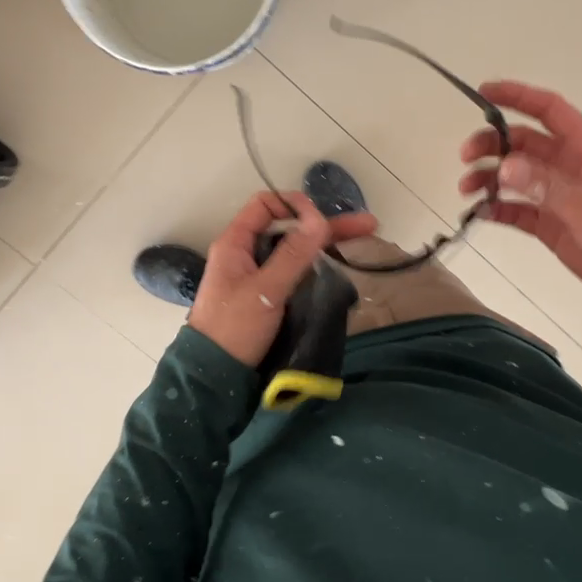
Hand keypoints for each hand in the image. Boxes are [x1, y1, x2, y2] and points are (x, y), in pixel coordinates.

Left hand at [189, 191, 378, 366]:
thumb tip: (320, 219)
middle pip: (288, 228)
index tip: (322, 220)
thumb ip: (292, 255)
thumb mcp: (265, 290)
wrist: (215, 375)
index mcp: (235, 243)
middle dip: (325, 225)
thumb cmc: (234, 328)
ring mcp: (258, 276)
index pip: (266, 205)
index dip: (295, 205)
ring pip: (295, 251)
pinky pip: (295, 272)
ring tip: (363, 243)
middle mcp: (247, 254)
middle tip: (367, 226)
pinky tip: (341, 266)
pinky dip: (317, 266)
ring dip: (325, 244)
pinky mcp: (269, 297)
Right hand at [459, 81, 581, 343]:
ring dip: (490, 179)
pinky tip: (479, 213)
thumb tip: (503, 165)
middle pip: (523, 143)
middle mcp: (569, 166)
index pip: (548, 110)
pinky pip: (518, 209)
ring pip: (516, 177)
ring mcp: (559, 196)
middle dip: (492, 145)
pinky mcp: (552, 224)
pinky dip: (498, 208)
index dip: (517, 96)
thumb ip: (544, 185)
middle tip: (465, 158)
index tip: (483, 92)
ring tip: (466, 190)